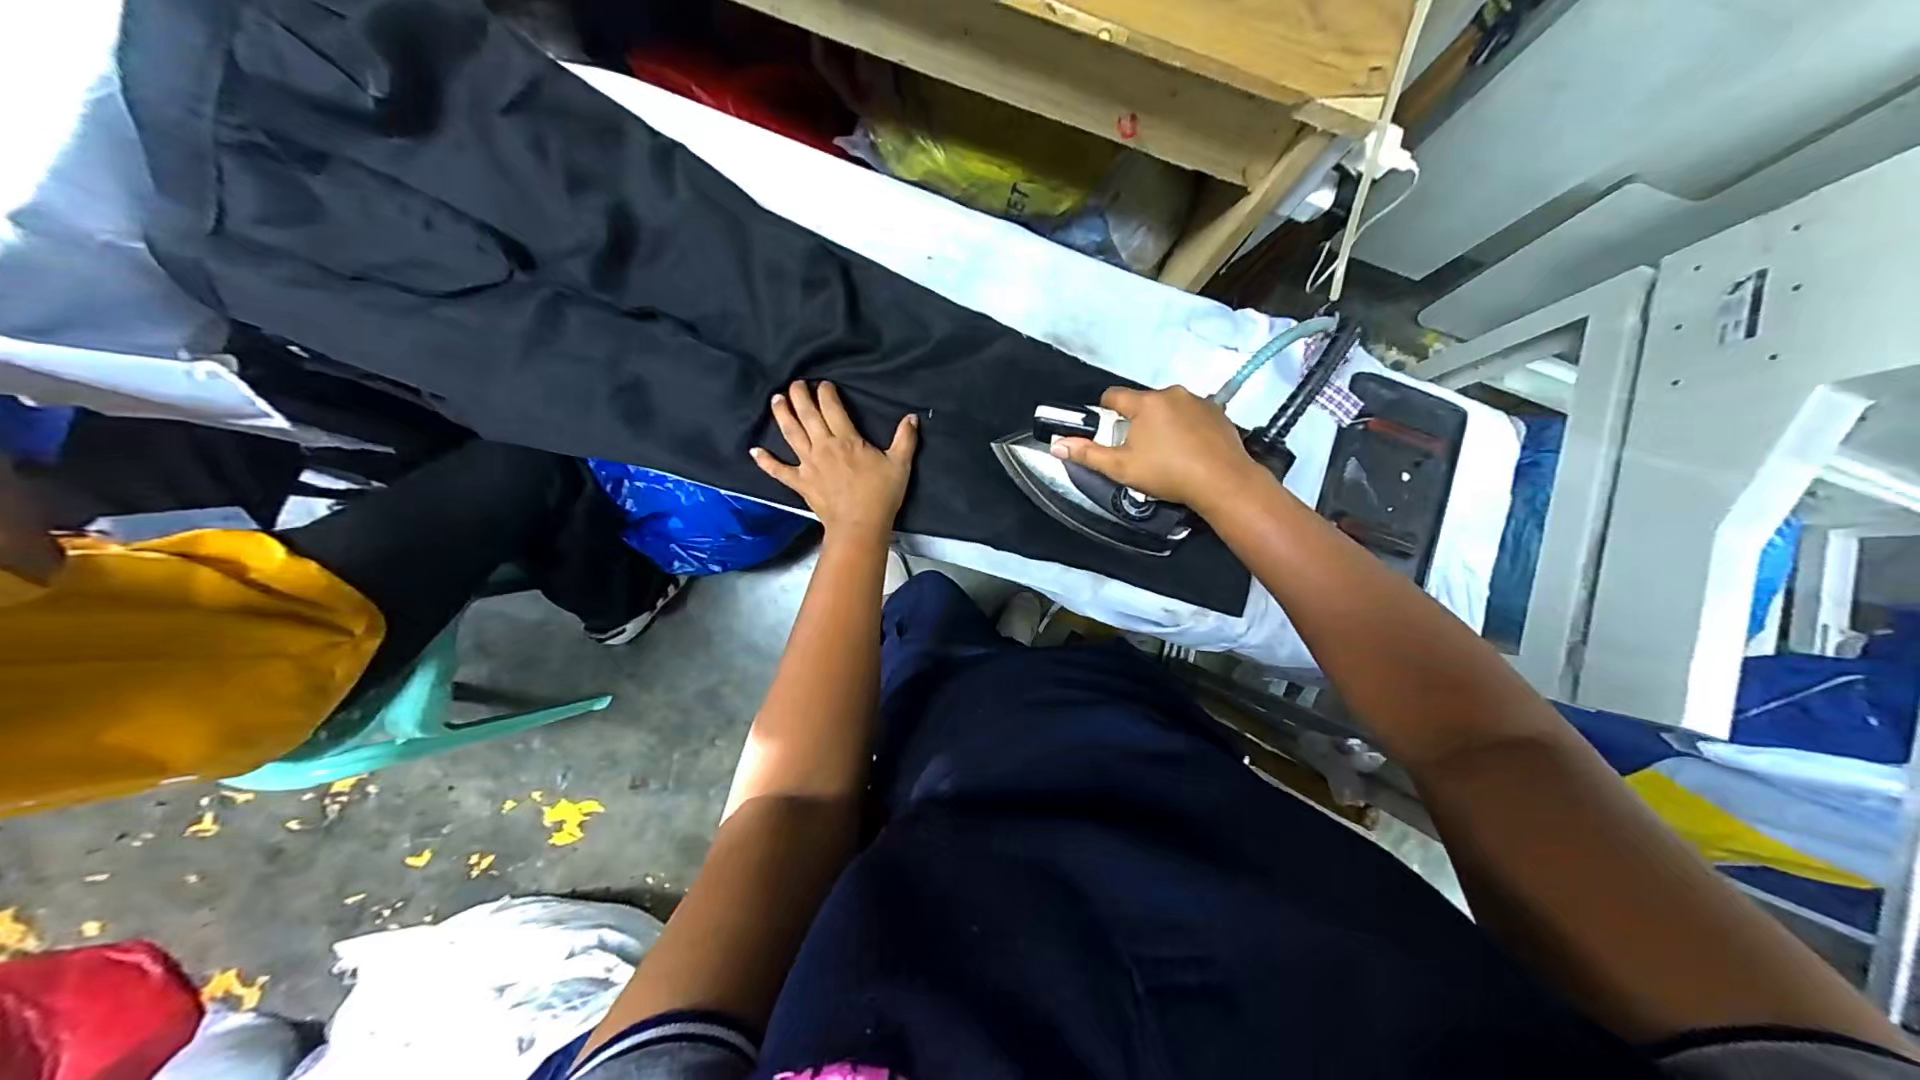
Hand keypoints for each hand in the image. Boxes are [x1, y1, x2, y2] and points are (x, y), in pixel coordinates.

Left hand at [751, 380, 917, 538]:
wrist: (859, 525)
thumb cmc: (881, 495)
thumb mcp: (900, 464)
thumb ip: (905, 439)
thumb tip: (912, 418)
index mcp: (846, 439)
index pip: (832, 407)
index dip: (826, 393)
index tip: (823, 384)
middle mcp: (823, 447)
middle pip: (807, 415)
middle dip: (800, 396)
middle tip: (795, 384)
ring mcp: (808, 465)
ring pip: (791, 434)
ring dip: (782, 415)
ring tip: (776, 400)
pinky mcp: (800, 483)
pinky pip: (778, 470)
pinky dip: (765, 461)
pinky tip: (754, 450)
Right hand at [1049, 385, 1264, 515]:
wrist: (1223, 482)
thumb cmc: (1167, 473)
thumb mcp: (1121, 468)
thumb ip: (1088, 454)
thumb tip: (1057, 444)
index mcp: (1145, 403)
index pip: (1113, 396)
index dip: (1104, 411)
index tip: (1107, 429)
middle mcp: (1171, 393)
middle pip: (1143, 402)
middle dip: (1137, 421)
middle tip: (1138, 450)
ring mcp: (1199, 401)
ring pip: (1169, 407)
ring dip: (1163, 422)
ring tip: (1167, 452)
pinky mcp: (1219, 412)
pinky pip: (1193, 414)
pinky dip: (1187, 426)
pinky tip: (1190, 449)